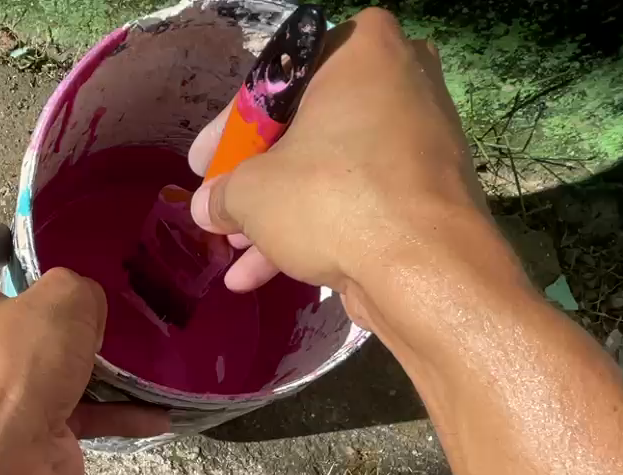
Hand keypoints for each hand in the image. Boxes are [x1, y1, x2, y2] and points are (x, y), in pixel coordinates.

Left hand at [0, 224, 167, 474]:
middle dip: (66, 305)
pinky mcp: (27, 430)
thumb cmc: (14, 364)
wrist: (5, 465)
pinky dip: (115, 412)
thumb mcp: (61, 299)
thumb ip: (79, 288)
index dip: (10, 237)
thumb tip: (85, 310)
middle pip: (20, 313)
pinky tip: (159, 408)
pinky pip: (77, 412)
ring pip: (53, 365)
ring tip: (148, 340)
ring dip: (99, 363)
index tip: (47, 229)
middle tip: (116, 283)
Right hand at [188, 9, 524, 333]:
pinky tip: (259, 275)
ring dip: (272, 218)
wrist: (421, 263)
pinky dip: (307, 231)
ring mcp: (414, 137)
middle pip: (299, 133)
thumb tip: (206, 206)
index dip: (227, 132)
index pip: (272, 85)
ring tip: (232, 257)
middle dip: (252, 183)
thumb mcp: (252, 192)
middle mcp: (396, 79)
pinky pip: (350, 201)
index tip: (201, 166)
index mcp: (360, 50)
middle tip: (218, 213)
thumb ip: (221, 193)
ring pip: (323, 174)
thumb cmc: (330, 200)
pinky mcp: (420, 189)